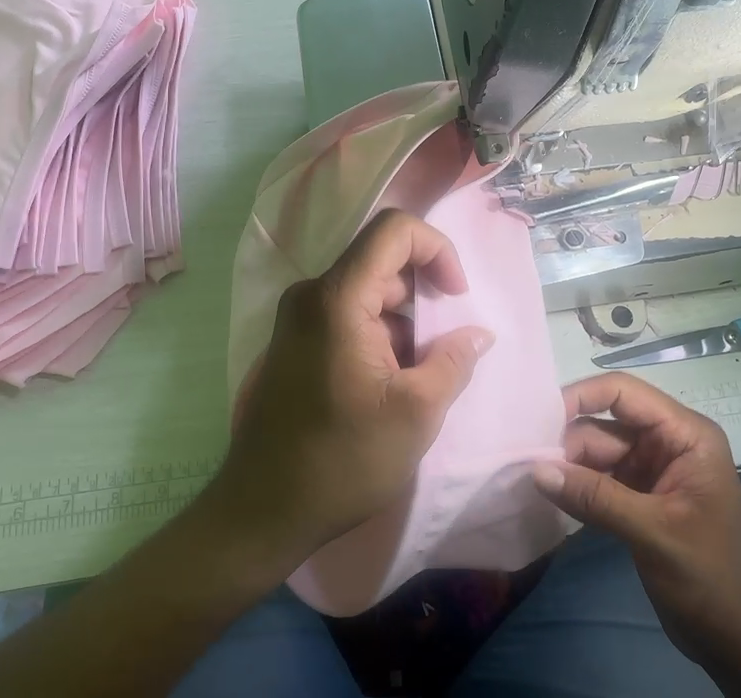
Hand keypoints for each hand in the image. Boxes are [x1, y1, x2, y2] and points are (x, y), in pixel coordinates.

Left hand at [214, 209, 493, 559]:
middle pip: (382, 264)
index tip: (456, 297)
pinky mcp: (294, 346)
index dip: (437, 250)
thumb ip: (454, 360)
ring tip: (420, 381)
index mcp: (337, 299)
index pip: (394, 231)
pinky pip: (348, 320)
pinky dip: (380, 341)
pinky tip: (392, 390)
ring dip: (404, 327)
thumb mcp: (417, 412)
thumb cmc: (343, 460)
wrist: (263, 511)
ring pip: (368, 296)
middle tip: (444, 350)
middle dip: (424, 299)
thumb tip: (477, 333)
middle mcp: (311, 296)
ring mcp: (297, 321)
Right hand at [530, 372, 740, 668]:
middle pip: (604, 424)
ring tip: (531, 482)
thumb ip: (596, 498)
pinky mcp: (639, 503)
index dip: (581, 396)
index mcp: (685, 435)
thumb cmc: (715, 578)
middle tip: (529, 467)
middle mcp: (668, 445)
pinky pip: (598, 482)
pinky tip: (549, 498)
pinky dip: (576, 488)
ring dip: (567, 467)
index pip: (624, 393)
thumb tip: (536, 470)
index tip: (538, 419)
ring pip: (596, 453)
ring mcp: (652, 474)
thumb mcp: (655, 533)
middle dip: (567, 441)